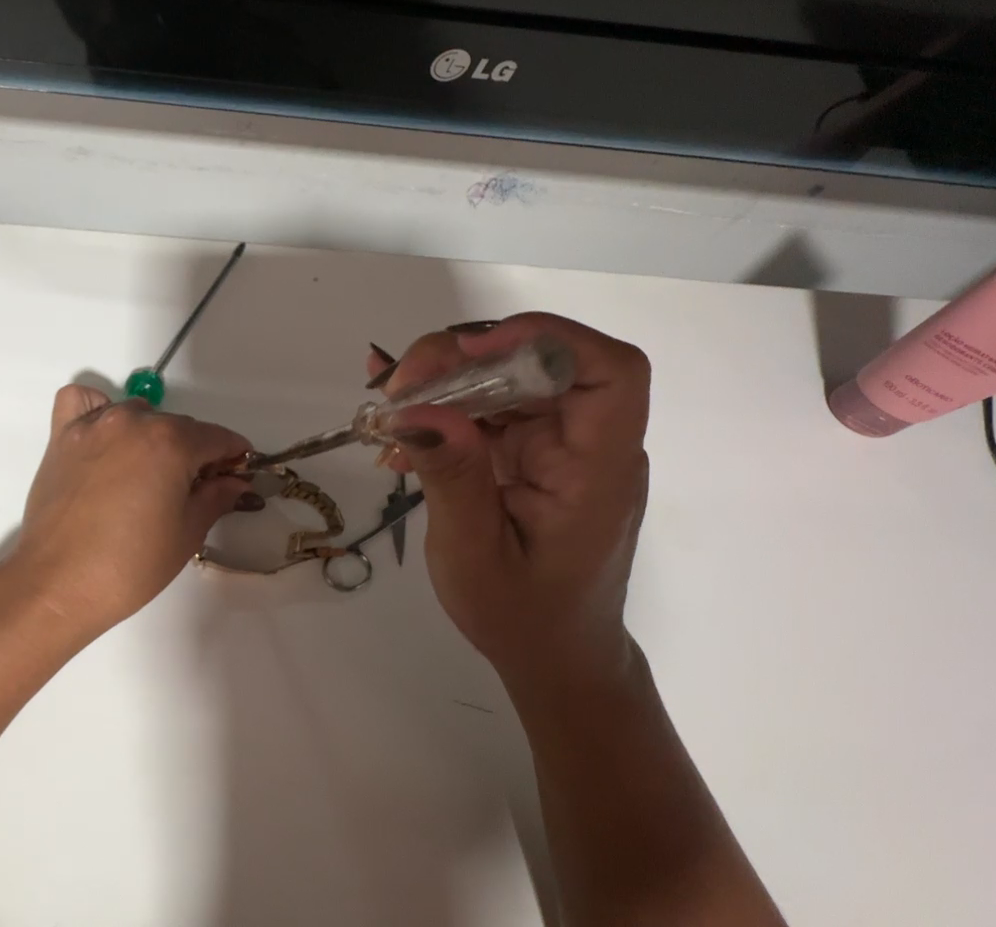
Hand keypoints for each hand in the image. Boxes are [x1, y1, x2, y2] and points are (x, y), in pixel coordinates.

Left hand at [3, 385, 255, 639]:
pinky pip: (82, 403)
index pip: (216, 437)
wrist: (58, 583)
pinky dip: (96, 410)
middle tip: (193, 489)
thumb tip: (236, 480)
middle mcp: (132, 421)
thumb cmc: (130, 566)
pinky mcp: (61, 437)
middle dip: (193, 452)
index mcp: (170, 442)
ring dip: (149, 435)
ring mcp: (93, 426)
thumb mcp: (186, 533)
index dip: (233, 457)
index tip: (236, 476)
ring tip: (146, 475)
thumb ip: (216, 497)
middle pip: (177, 426)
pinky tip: (105, 439)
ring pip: (135, 414)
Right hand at [367, 314, 650, 689]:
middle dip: (464, 359)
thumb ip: (453, 478)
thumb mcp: (474, 553)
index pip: (609, 373)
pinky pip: (488, 411)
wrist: (552, 655)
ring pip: (507, 380)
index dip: (547, 339)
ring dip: (444, 381)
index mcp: (597, 470)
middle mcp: (585, 445)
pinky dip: (443, 407)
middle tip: (399, 385)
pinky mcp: (529, 454)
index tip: (470, 350)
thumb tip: (418, 408)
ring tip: (386, 401)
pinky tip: (395, 415)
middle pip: (540, 365)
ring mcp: (557, 446)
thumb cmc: (522, 616)